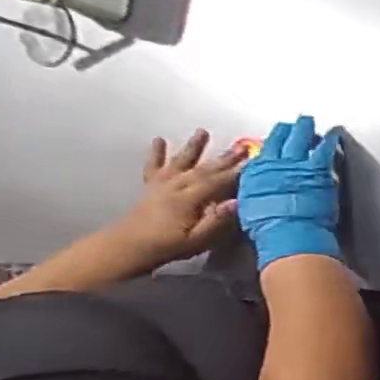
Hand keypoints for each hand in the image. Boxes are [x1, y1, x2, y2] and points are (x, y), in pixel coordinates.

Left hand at [112, 129, 246, 261]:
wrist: (126, 248)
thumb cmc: (167, 246)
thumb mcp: (197, 239)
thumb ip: (216, 220)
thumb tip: (236, 202)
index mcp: (188, 199)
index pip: (217, 181)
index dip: (236, 172)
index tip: (253, 163)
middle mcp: (175, 186)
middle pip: (204, 169)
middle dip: (224, 158)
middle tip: (242, 146)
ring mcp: (161, 185)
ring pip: (180, 162)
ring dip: (193, 147)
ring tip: (202, 131)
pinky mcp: (151, 187)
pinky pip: (154, 167)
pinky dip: (156, 153)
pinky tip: (158, 141)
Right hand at [238, 115, 342, 269]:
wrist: (289, 231)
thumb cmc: (269, 226)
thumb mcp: (250, 203)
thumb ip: (256, 186)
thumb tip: (258, 180)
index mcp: (258, 170)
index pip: (267, 146)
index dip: (276, 137)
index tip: (281, 130)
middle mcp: (277, 162)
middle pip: (286, 138)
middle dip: (293, 128)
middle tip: (300, 121)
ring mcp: (298, 164)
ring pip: (304, 139)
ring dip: (309, 129)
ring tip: (312, 123)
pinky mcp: (318, 169)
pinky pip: (325, 149)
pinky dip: (330, 140)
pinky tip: (335, 134)